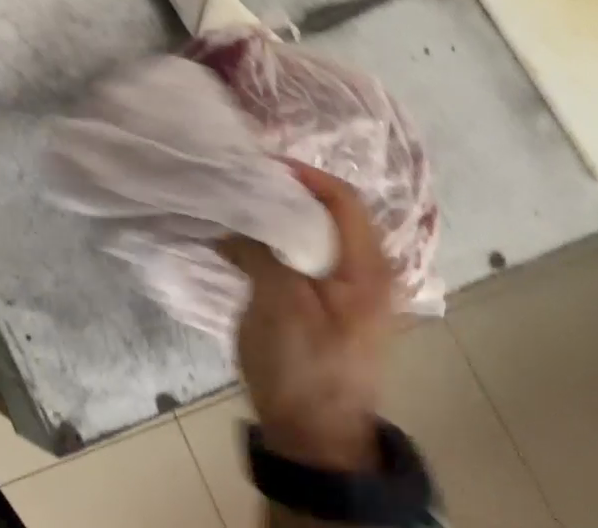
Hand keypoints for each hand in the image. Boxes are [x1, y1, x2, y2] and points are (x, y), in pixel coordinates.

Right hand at [218, 163, 396, 471]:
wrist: (314, 432)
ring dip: (273, 218)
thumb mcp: (278, 303)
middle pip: (329, 215)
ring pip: (311, 236)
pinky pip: (300, 258)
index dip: (302, 175)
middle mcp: (366, 274)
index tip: (255, 164)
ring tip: (230, 209)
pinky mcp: (324, 306)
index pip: (344, 200)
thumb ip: (261, 253)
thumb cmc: (302, 365)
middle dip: (282, 193)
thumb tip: (231, 224)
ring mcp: (347, 292)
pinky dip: (270, 242)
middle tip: (235, 184)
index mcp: (367, 270)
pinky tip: (238, 243)